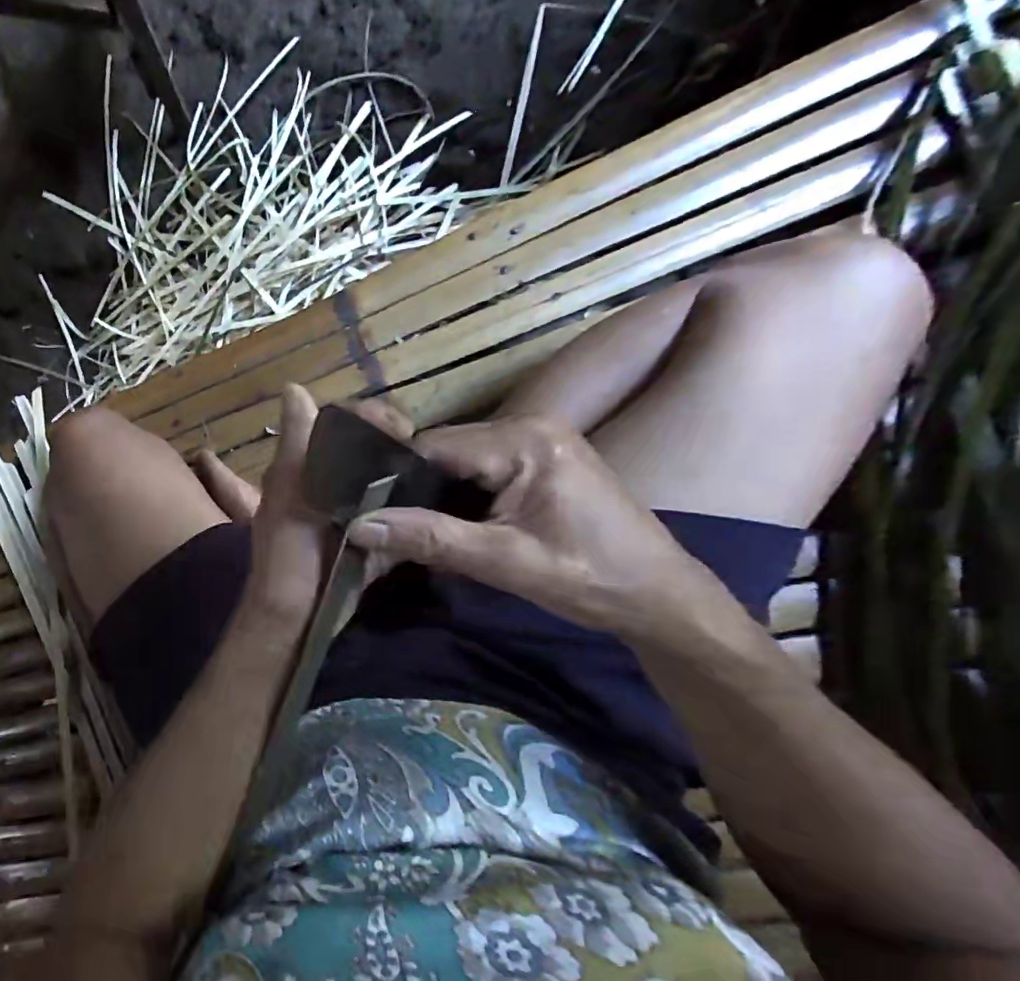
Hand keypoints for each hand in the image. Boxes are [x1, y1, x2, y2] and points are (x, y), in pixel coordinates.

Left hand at [230, 389, 416, 625]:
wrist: (297, 618)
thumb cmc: (287, 552)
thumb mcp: (289, 492)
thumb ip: (297, 443)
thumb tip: (295, 387)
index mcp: (309, 468)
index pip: (344, 426)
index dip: (371, 418)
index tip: (400, 425)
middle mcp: (332, 485)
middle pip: (370, 450)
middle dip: (395, 441)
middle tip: (419, 446)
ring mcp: (355, 514)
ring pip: (387, 480)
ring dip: (408, 470)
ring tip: (432, 467)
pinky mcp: (374, 540)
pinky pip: (398, 517)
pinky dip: (413, 507)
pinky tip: (435, 497)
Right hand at [345, 415, 719, 639]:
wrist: (659, 596)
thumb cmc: (590, 579)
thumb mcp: (506, 563)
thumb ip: (432, 539)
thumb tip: (360, 527)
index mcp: (524, 439)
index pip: (435, 445)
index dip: (395, 478)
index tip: (363, 513)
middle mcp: (530, 424)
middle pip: (447, 449)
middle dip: (416, 489)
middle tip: (384, 531)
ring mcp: (540, 439)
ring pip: (463, 459)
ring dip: (439, 495)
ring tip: (410, 531)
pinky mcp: (543, 458)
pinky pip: (486, 467)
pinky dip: (464, 495)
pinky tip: (449, 525)